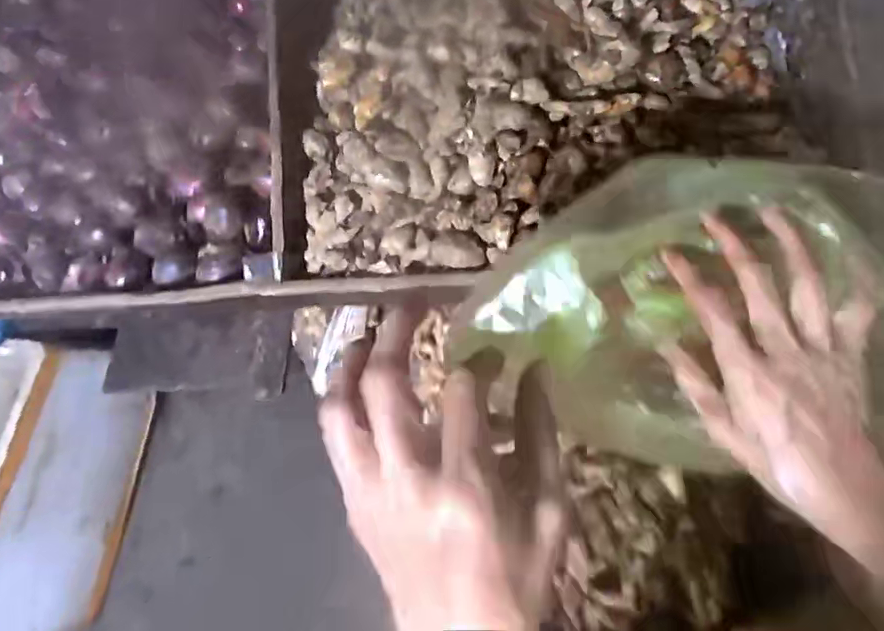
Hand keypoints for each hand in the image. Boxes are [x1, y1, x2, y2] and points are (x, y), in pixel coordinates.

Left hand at [318, 306, 567, 630]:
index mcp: (465, 483)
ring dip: (350, 360)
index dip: (476, 360)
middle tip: (414, 303)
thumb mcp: (548, 510)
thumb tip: (536, 367)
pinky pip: (334, 438)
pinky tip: (358, 384)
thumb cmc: (516, 580)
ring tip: (369, 333)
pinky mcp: (352, 504)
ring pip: (339, 407)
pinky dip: (343, 400)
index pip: (458, 389)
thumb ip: (541, 432)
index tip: (490, 353)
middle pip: (384, 383)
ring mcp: (369, 492)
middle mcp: (406, 479)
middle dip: (397, 329)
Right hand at [657, 207, 883, 557]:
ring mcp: (823, 347)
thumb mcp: (726, 434)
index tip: (670, 251)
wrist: (853, 491)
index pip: (712, 310)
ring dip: (790, 244)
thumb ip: (696, 385)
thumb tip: (665, 343)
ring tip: (773, 212)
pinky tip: (853, 254)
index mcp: (749, 370)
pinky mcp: (852, 354)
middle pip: (758, 284)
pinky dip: (859, 282)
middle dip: (733, 244)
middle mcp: (785, 348)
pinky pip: (859, 312)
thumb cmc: (781, 465)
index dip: (689, 276)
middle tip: (712, 216)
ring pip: (807, 284)